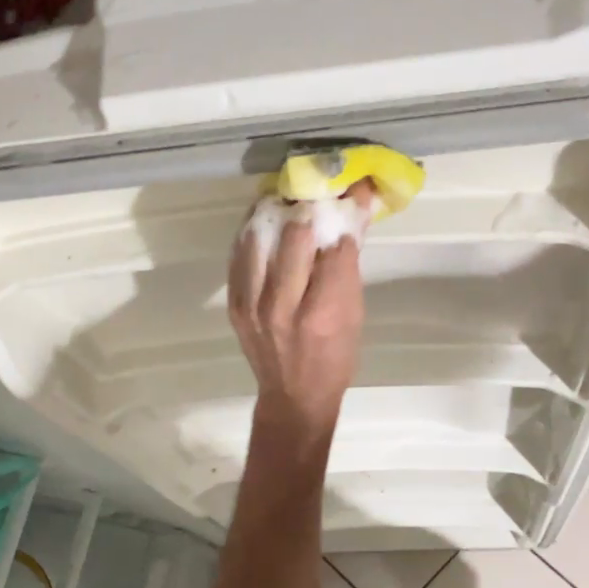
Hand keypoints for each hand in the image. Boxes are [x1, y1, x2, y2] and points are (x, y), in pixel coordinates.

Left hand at [228, 186, 369, 439]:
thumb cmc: (335, 360)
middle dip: (311, 208)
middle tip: (317, 191)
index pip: (335, 248)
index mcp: (323, 313)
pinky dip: (252, 234)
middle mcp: (284, 306)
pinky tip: (264, 222)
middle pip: (295, 236)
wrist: (294, 398)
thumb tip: (348, 219)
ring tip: (287, 200)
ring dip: (276, 213)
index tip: (353, 189)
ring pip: (260, 239)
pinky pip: (239, 256)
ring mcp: (253, 305)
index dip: (346, 213)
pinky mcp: (235, 305)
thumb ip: (347, 270)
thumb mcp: (353, 317)